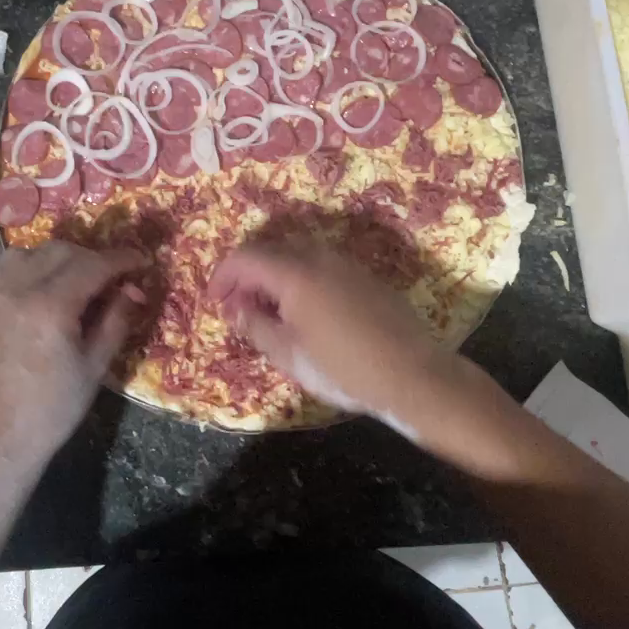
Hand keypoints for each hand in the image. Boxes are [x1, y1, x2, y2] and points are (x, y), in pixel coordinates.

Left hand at [0, 242, 147, 466]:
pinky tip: (43, 288)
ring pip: (32, 252)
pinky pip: (7, 267)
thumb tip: (134, 290)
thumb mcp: (95, 366)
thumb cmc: (52, 409)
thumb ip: (116, 320)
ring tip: (77, 282)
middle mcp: (17, 288)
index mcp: (50, 305)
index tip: (141, 260)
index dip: (122, 259)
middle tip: (113, 278)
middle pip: (63, 251)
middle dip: (93, 258)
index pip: (93, 264)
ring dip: (60, 258)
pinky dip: (30, 267)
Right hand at [207, 241, 533, 479]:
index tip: (214, 301)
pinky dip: (302, 281)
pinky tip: (305, 314)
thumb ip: (255, 326)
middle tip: (238, 310)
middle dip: (248, 277)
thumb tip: (235, 310)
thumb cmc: (344, 369)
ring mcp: (348, 265)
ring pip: (299, 257)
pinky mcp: (368, 278)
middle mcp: (321, 258)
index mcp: (296, 274)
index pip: (246, 257)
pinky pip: (323, 268)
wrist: (413, 376)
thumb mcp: (289, 355)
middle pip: (272, 252)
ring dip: (276, 278)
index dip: (223, 276)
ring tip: (269, 314)